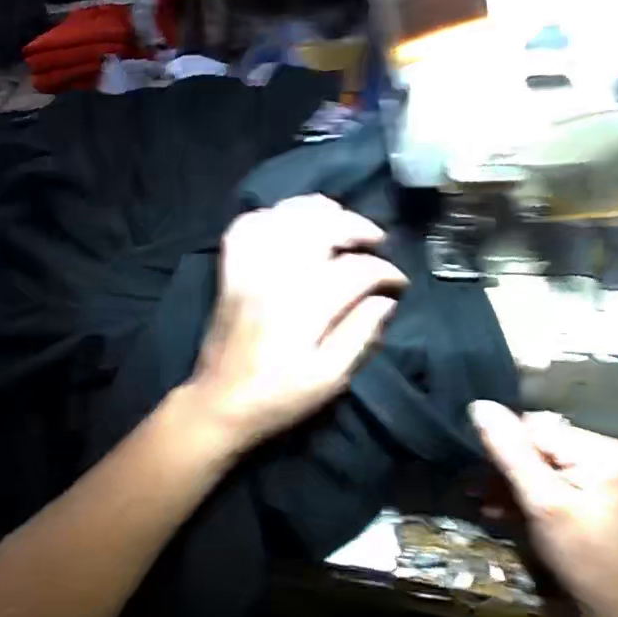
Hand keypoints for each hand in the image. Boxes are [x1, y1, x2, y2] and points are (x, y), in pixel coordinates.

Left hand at [182, 195, 405, 451]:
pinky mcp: (230, 272)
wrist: (219, 404)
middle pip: (318, 227)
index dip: (384, 271)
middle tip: (375, 241)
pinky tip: (289, 224)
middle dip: (355, 226)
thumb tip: (384, 300)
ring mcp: (247, 270)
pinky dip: (270, 217)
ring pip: (282, 217)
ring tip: (339, 220)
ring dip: (316, 211)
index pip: (354, 270)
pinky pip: (245, 228)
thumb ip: (360, 334)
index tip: (398, 283)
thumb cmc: (278, 398)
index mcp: (303, 307)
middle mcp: (274, 278)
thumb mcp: (329, 379)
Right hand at [468, 401, 617, 616]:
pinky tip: (508, 511)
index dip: (505, 449)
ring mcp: (611, 476)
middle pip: (541, 445)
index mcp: (605, 450)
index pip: (536, 428)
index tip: (480, 475)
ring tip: (488, 505)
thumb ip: (510, 453)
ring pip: (545, 465)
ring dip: (515, 484)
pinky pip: (559, 482)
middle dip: (508, 469)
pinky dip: (534, 496)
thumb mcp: (543, 504)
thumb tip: (479, 405)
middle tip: (478, 493)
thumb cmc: (589, 561)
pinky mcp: (605, 496)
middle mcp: (613, 453)